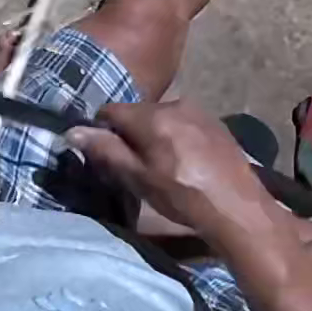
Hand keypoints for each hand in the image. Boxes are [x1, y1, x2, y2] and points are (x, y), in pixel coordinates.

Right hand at [68, 100, 286, 244]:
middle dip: (131, 134)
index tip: (107, 156)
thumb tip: (73, 131)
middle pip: (138, 113)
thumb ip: (107, 151)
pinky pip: (185, 123)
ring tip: (164, 167)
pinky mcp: (216, 123)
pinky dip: (178, 137)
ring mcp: (200, 111)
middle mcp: (176, 103)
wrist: (238, 207)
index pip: (111, 111)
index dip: (102, 131)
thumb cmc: (184, 196)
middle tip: (136, 167)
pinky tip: (187, 162)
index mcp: (153, 115)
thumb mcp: (139, 179)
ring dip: (155, 135)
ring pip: (162, 118)